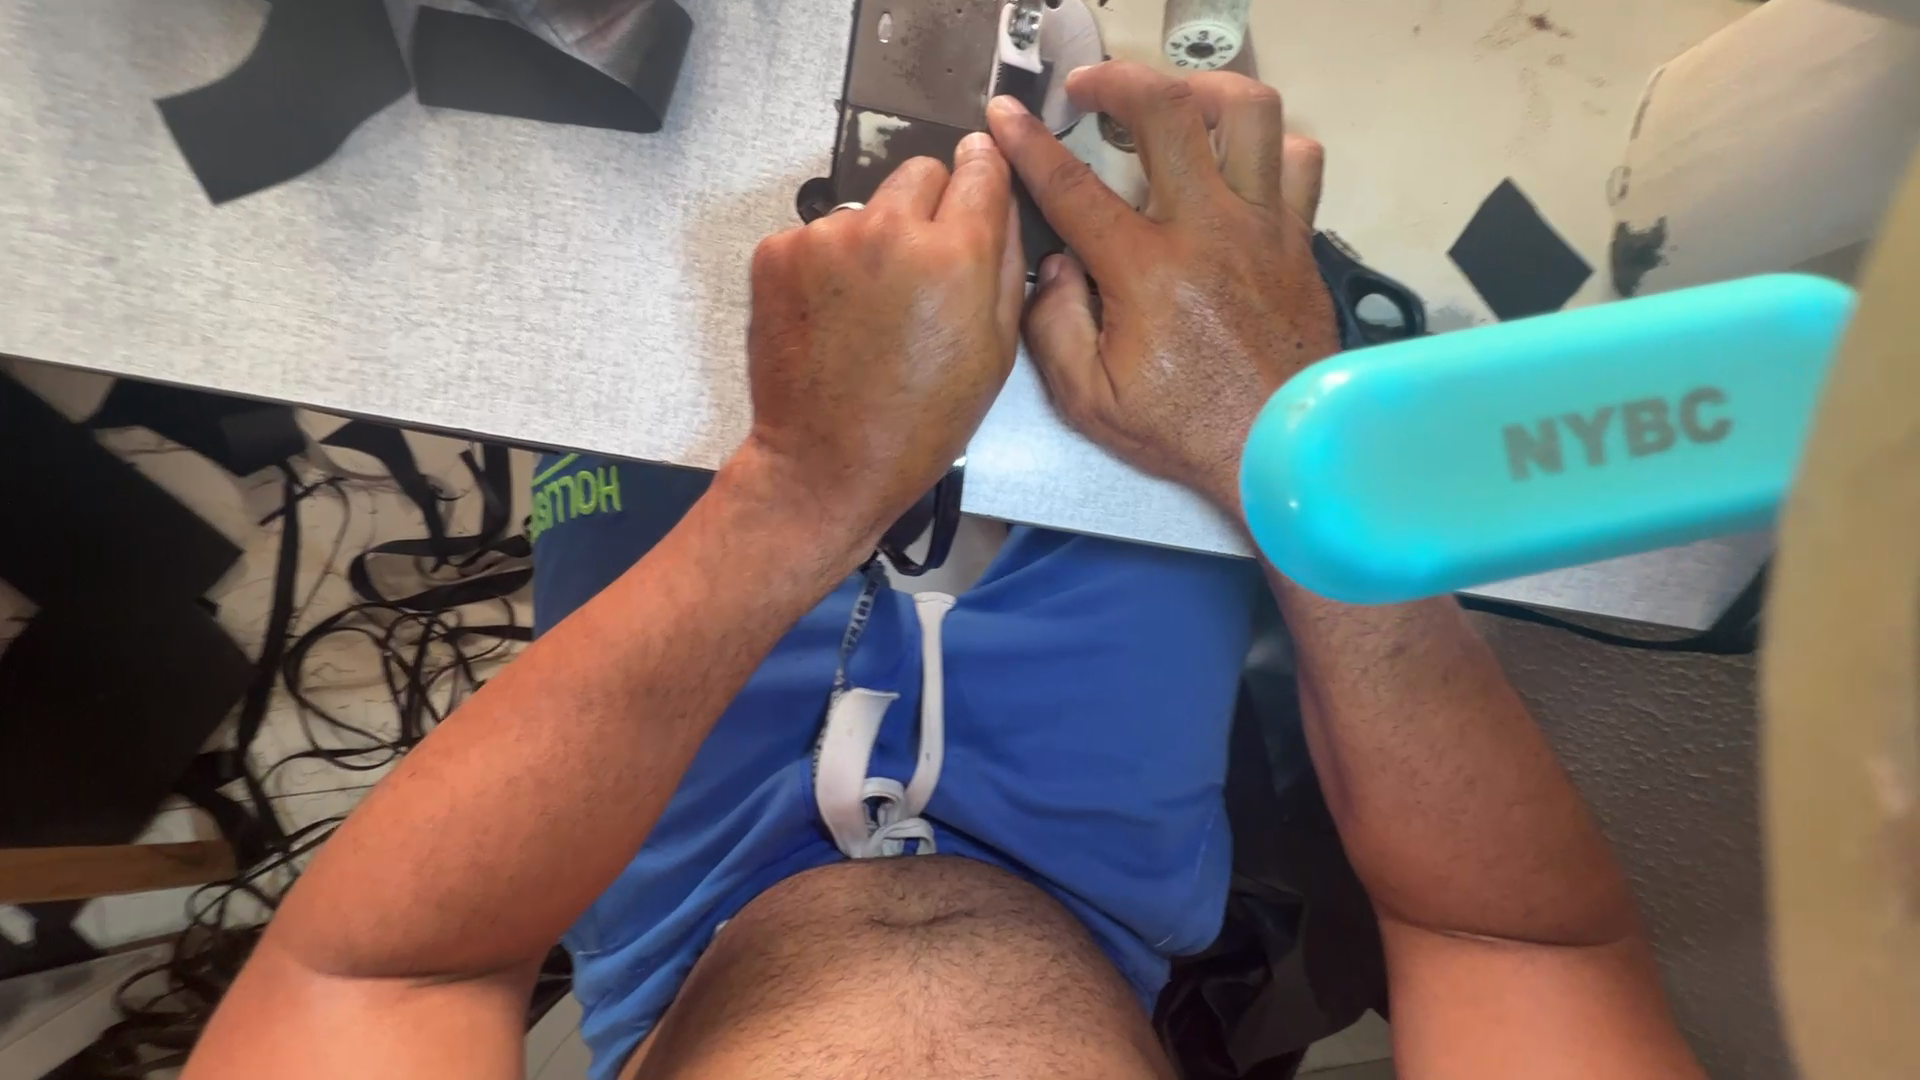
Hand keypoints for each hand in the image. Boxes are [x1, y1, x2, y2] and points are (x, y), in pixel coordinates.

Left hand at [736, 133, 1024, 556]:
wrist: (828, 463)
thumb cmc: (922, 423)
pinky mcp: (775, 253)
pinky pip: (817, 237)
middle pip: (919, 173)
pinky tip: (830, 318)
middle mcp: (888, 228)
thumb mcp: (996, 354)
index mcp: (955, 254)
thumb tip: (999, 203)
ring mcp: (824, 237)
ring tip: (868, 312)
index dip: (981, 175)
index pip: (978, 166)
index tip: (977, 181)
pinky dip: (826, 266)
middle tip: (919, 276)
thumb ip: (1006, 265)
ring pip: (865, 209)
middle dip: (927, 211)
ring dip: (873, 242)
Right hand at [986, 63, 1337, 514]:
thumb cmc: (1179, 429)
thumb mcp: (1088, 399)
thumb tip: (1057, 266)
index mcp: (1146, 270)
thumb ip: (1054, 327)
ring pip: (1249, 112)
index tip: (1004, 113)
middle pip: (1168, 113)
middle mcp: (1209, 228)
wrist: (1275, 449)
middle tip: (1087, 88)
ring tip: (1172, 107)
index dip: (1029, 145)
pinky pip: (1298, 159)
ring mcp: (1263, 227)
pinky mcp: (1298, 241)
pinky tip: (1238, 165)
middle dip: (1117, 81)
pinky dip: (1267, 144)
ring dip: (1202, 92)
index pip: (1073, 187)